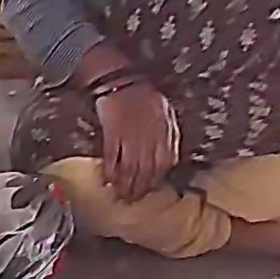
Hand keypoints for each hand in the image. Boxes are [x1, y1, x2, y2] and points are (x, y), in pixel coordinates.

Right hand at [96, 82, 176, 202]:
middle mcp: (149, 133)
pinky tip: (107, 181)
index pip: (164, 162)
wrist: (120, 78)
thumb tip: (171, 161)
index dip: (156, 180)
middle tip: (132, 200)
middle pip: (146, 169)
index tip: (150, 191)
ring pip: (129, 167)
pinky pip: (112, 156)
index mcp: (164, 128)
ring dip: (124, 184)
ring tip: (120, 196)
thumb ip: (169, 135)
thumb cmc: (142, 95)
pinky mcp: (112, 131)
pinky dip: (110, 171)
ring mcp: (130, 133)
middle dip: (139, 188)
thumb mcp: (164, 111)